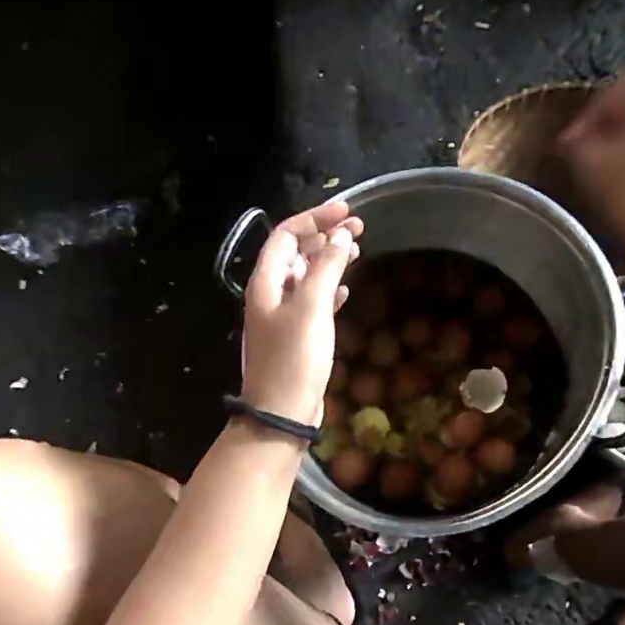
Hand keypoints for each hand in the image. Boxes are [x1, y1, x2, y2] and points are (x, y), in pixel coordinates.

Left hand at [241, 201, 362, 425]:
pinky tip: (345, 290)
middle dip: (324, 236)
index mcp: (266, 282)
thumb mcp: (312, 309)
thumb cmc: (294, 359)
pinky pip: (312, 302)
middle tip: (358, 228)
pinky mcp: (296, 337)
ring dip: (328, 260)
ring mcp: (283, 317)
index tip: (347, 212)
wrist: (282, 413)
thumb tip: (341, 237)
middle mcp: (270, 295)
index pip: (286, 235)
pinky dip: (329, 290)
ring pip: (306, 276)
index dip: (315, 219)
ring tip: (355, 251)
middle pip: (295, 253)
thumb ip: (325, 269)